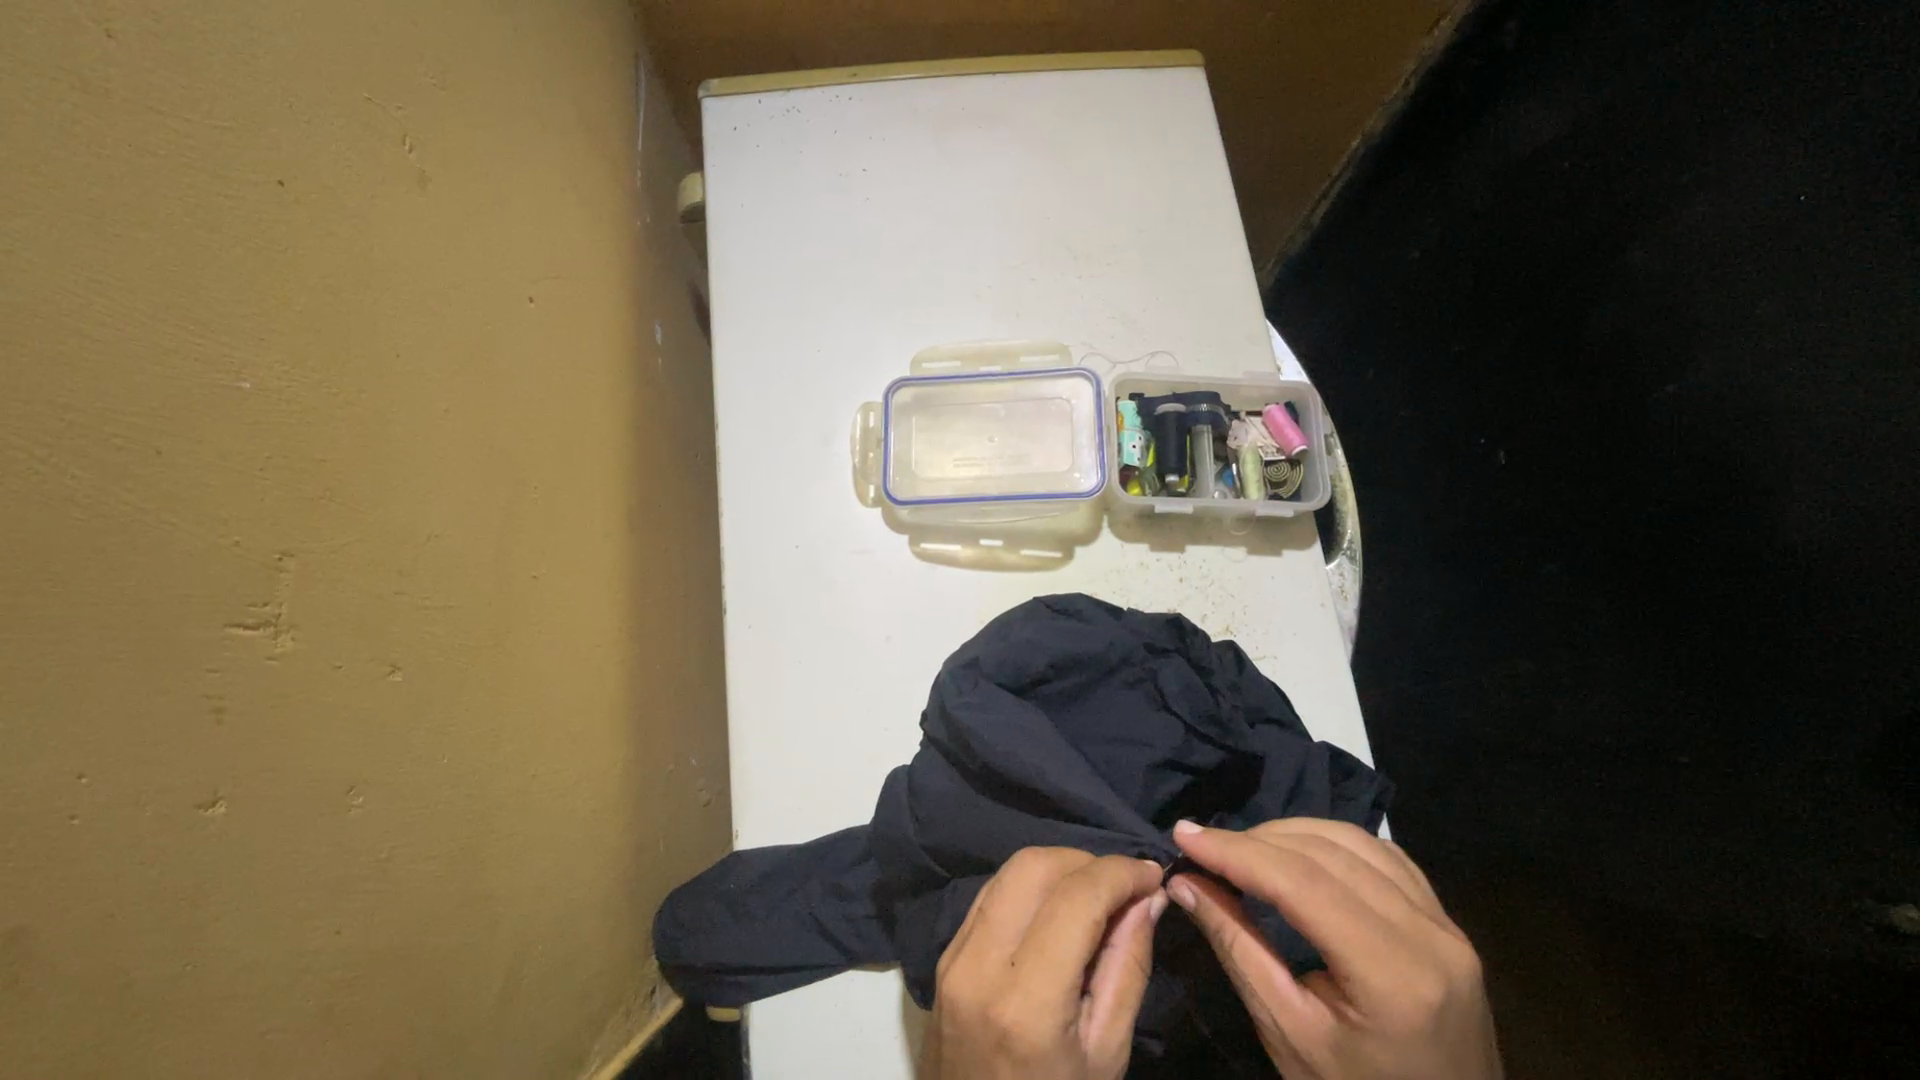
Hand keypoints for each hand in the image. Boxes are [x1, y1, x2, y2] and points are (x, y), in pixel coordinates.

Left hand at [922, 847, 1167, 1079]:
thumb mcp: (1106, 1054)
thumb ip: (1127, 968)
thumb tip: (1147, 898)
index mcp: (1026, 1003)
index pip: (1076, 898)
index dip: (1121, 873)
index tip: (1153, 874)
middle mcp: (979, 965)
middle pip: (1033, 866)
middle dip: (1087, 861)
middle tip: (1124, 886)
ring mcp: (954, 956)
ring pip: (1007, 872)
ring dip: (1058, 868)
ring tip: (1096, 894)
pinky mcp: (944, 955)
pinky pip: (991, 894)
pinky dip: (1029, 886)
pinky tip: (1058, 909)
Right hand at [1167, 819, 1500, 1079]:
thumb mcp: (1287, 1033)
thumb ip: (1237, 948)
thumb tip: (1184, 882)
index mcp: (1393, 974)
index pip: (1301, 882)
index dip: (1236, 851)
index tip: (1183, 834)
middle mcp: (1431, 935)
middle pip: (1328, 852)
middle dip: (1255, 839)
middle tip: (1201, 844)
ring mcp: (1447, 925)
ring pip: (1357, 841)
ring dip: (1291, 833)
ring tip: (1242, 848)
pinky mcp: (1448, 923)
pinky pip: (1384, 856)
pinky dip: (1332, 843)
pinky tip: (1299, 853)